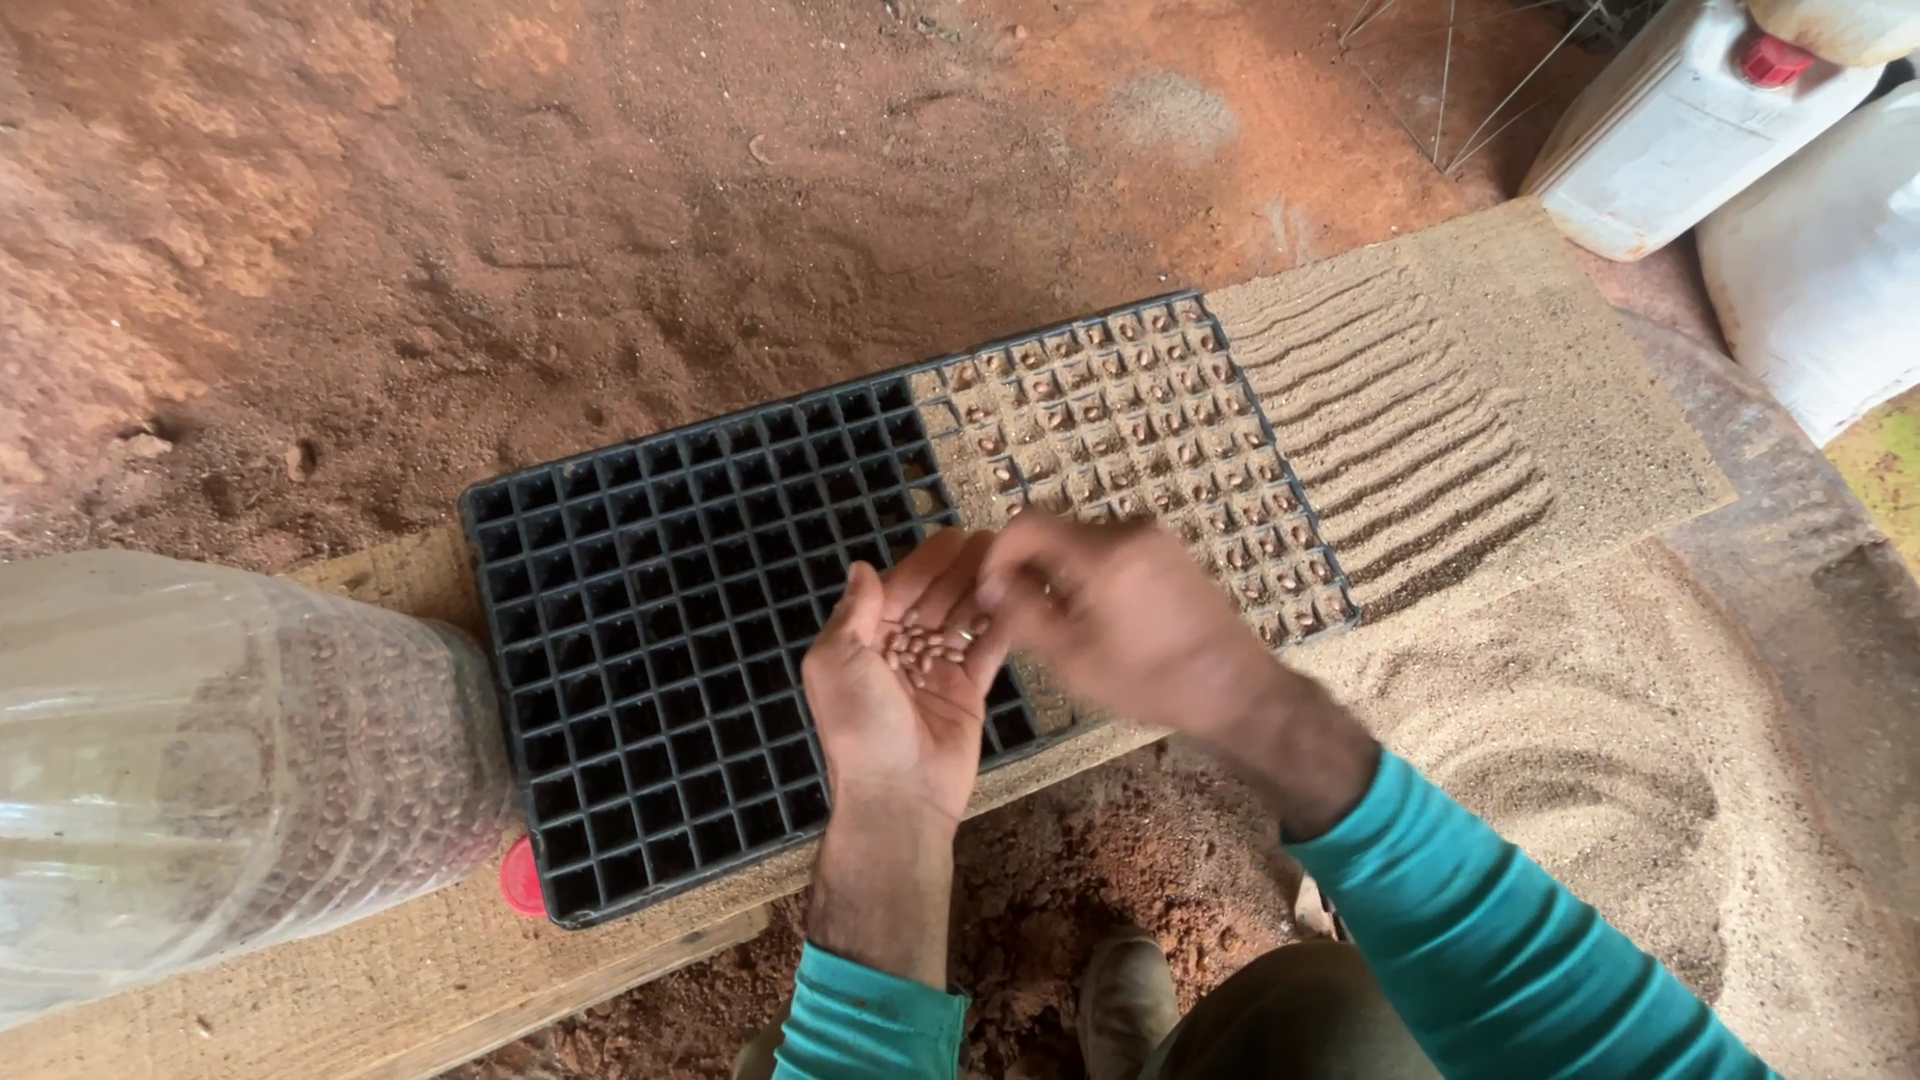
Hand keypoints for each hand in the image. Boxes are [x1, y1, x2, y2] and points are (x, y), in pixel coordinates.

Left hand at [798, 528, 1012, 987]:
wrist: (899, 795)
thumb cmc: (862, 724)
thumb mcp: (837, 662)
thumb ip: (852, 613)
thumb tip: (860, 568)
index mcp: (864, 643)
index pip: (897, 590)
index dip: (923, 562)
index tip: (953, 534)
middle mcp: (900, 652)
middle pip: (933, 600)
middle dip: (958, 570)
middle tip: (993, 540)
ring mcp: (935, 672)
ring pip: (960, 621)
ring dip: (981, 590)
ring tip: (1009, 562)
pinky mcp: (967, 694)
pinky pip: (985, 653)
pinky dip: (999, 628)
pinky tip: (1017, 602)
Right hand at [976, 513, 1378, 838]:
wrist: (1238, 689)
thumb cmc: (1152, 682)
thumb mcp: (1074, 659)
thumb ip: (1023, 613)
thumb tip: (990, 583)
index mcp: (1102, 553)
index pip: (1025, 523)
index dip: (998, 553)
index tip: (992, 592)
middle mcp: (1127, 529)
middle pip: (1053, 530)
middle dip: (1030, 568)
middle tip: (1026, 615)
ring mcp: (1153, 534)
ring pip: (1080, 539)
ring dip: (1059, 571)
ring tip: (1066, 621)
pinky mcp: (1168, 547)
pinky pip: (1109, 546)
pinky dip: (1089, 570)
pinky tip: (1101, 613)